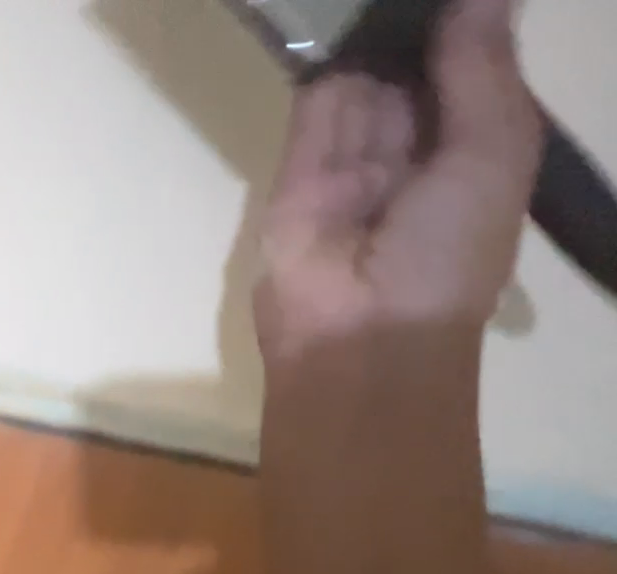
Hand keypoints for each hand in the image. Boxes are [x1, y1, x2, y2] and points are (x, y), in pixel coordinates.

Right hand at [254, 0, 541, 364]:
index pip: (465, 81)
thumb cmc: (448, 250)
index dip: (463, 33)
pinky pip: (310, 127)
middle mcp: (407, 161)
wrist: (360, 332)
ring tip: (369, 2)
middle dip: (413, 36)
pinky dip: (320, 82)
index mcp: (468, 156)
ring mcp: (345, 175)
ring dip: (367, 49)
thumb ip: (480, 72)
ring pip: (358, 98)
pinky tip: (330, 31)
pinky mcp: (291, 188)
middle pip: (408, 83)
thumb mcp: (492, 149)